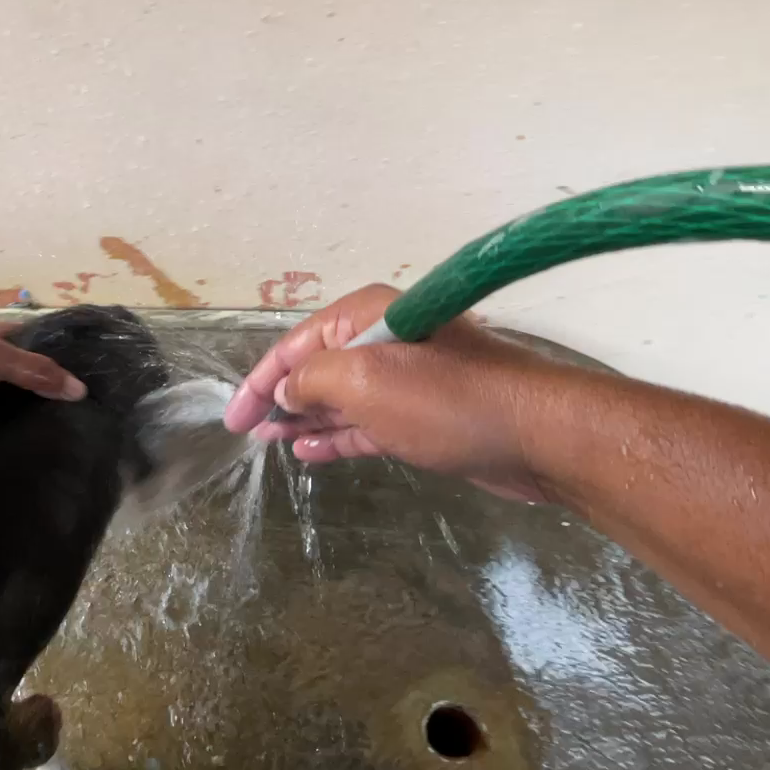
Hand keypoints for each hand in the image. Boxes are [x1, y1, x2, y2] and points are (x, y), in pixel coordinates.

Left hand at [0, 323, 85, 454]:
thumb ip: (37, 370)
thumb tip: (80, 391)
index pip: (25, 337)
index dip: (50, 346)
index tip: (82, 364)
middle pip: (21, 375)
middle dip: (45, 386)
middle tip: (81, 404)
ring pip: (11, 405)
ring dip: (31, 415)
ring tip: (69, 428)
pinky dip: (15, 436)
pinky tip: (39, 446)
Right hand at [222, 284, 566, 499]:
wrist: (535, 434)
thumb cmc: (443, 400)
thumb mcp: (363, 381)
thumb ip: (312, 381)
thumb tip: (287, 392)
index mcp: (366, 317)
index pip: (296, 345)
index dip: (260, 380)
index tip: (234, 417)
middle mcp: (383, 341)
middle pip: (316, 368)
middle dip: (280, 399)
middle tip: (248, 431)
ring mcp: (404, 379)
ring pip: (339, 398)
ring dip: (304, 419)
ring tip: (272, 442)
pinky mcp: (420, 415)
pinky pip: (365, 423)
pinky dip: (337, 436)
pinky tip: (311, 452)